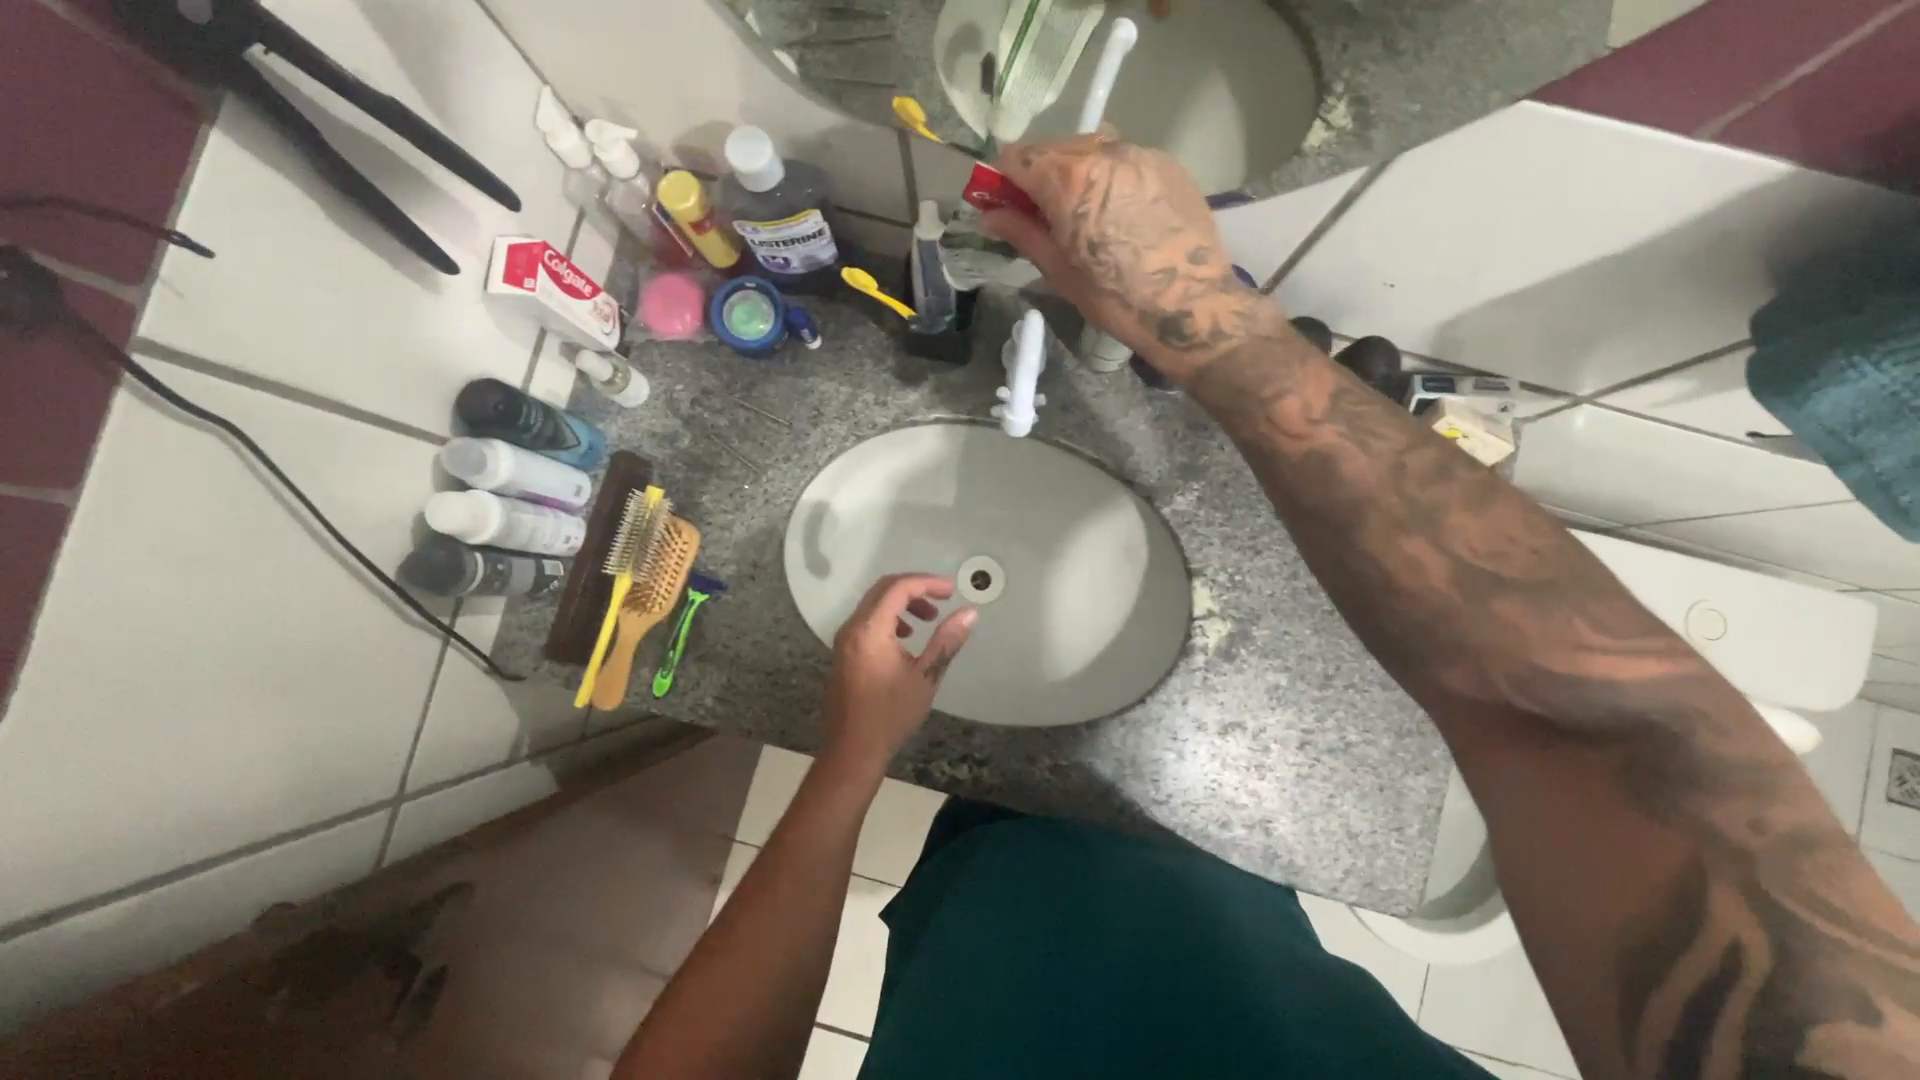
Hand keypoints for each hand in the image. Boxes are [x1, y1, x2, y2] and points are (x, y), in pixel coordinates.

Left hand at [822, 574, 976, 769]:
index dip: (927, 583)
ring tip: (929, 620)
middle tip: (944, 598)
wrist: (852, 750)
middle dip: (916, 588)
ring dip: (903, 604)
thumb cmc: (890, 715)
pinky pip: (868, 621)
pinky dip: (890, 618)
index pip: (898, 588)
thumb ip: (946, 641)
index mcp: (869, 629)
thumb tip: (970, 613)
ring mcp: (844, 640)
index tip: (952, 591)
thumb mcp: (925, 677)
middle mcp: (852, 628)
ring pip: (874, 604)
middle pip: (883, 589)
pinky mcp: (844, 652)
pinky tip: (907, 639)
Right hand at [981, 134, 1279, 384]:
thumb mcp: (1058, 270)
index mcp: (1068, 179)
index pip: (1016, 157)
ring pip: (1092, 149)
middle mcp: (1103, 152)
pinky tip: (1123, 214)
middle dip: (1041, 176)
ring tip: (1088, 214)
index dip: (1004, 180)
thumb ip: (1020, 232)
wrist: (1189, 307)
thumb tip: (989, 214)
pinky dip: (1113, 178)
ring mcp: (1140, 153)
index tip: (1007, 204)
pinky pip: (1125, 160)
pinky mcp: (1167, 164)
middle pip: (1053, 148)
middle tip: (1046, 215)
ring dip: (1079, 173)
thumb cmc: (1115, 297)